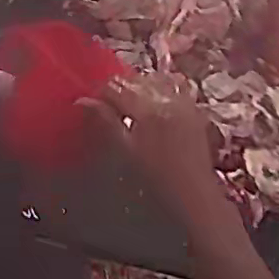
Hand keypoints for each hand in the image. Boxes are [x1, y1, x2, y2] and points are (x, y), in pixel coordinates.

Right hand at [84, 73, 230, 215]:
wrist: (196, 198)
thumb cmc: (156, 179)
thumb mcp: (125, 151)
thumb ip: (105, 121)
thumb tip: (81, 100)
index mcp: (148, 108)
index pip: (115, 87)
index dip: (99, 94)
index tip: (91, 105)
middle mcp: (167, 98)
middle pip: (134, 80)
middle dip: (118, 89)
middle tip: (107, 107)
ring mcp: (183, 102)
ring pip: (153, 80)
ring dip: (138, 87)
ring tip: (130, 106)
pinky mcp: (194, 110)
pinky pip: (174, 86)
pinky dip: (160, 89)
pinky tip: (154, 105)